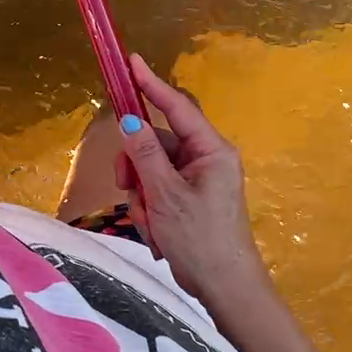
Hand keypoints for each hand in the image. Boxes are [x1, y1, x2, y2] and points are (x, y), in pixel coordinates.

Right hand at [115, 54, 273, 308]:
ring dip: (140, 191)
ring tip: (148, 220)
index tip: (130, 62)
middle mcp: (205, 159)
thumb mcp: (165, 194)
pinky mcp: (188, 199)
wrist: (225, 290)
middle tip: (126, 186)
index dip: (152, 84)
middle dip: (135, 162)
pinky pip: (156, 188)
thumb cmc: (201, 239)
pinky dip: (148, 205)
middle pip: (155, 140)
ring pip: (150, 166)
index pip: (177, 107)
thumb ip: (144, 153)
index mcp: (211, 151)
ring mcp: (197, 180)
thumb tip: (127, 118)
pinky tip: (154, 230)